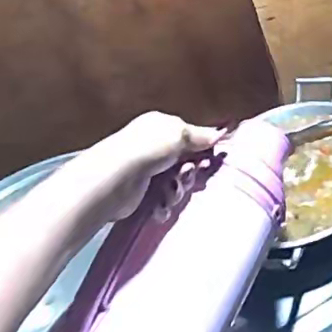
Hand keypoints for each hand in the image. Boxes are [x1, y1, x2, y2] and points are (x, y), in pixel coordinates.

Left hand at [77, 112, 223, 222]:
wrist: (112, 181)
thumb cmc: (147, 149)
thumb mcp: (178, 133)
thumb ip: (200, 135)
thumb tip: (220, 133)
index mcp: (161, 126)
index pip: (190, 135)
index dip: (202, 148)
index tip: (211, 159)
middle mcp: (153, 147)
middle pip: (185, 162)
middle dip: (189, 172)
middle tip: (185, 175)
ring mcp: (146, 171)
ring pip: (176, 184)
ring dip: (177, 190)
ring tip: (169, 190)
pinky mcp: (140, 195)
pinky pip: (163, 201)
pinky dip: (164, 205)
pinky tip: (159, 205)